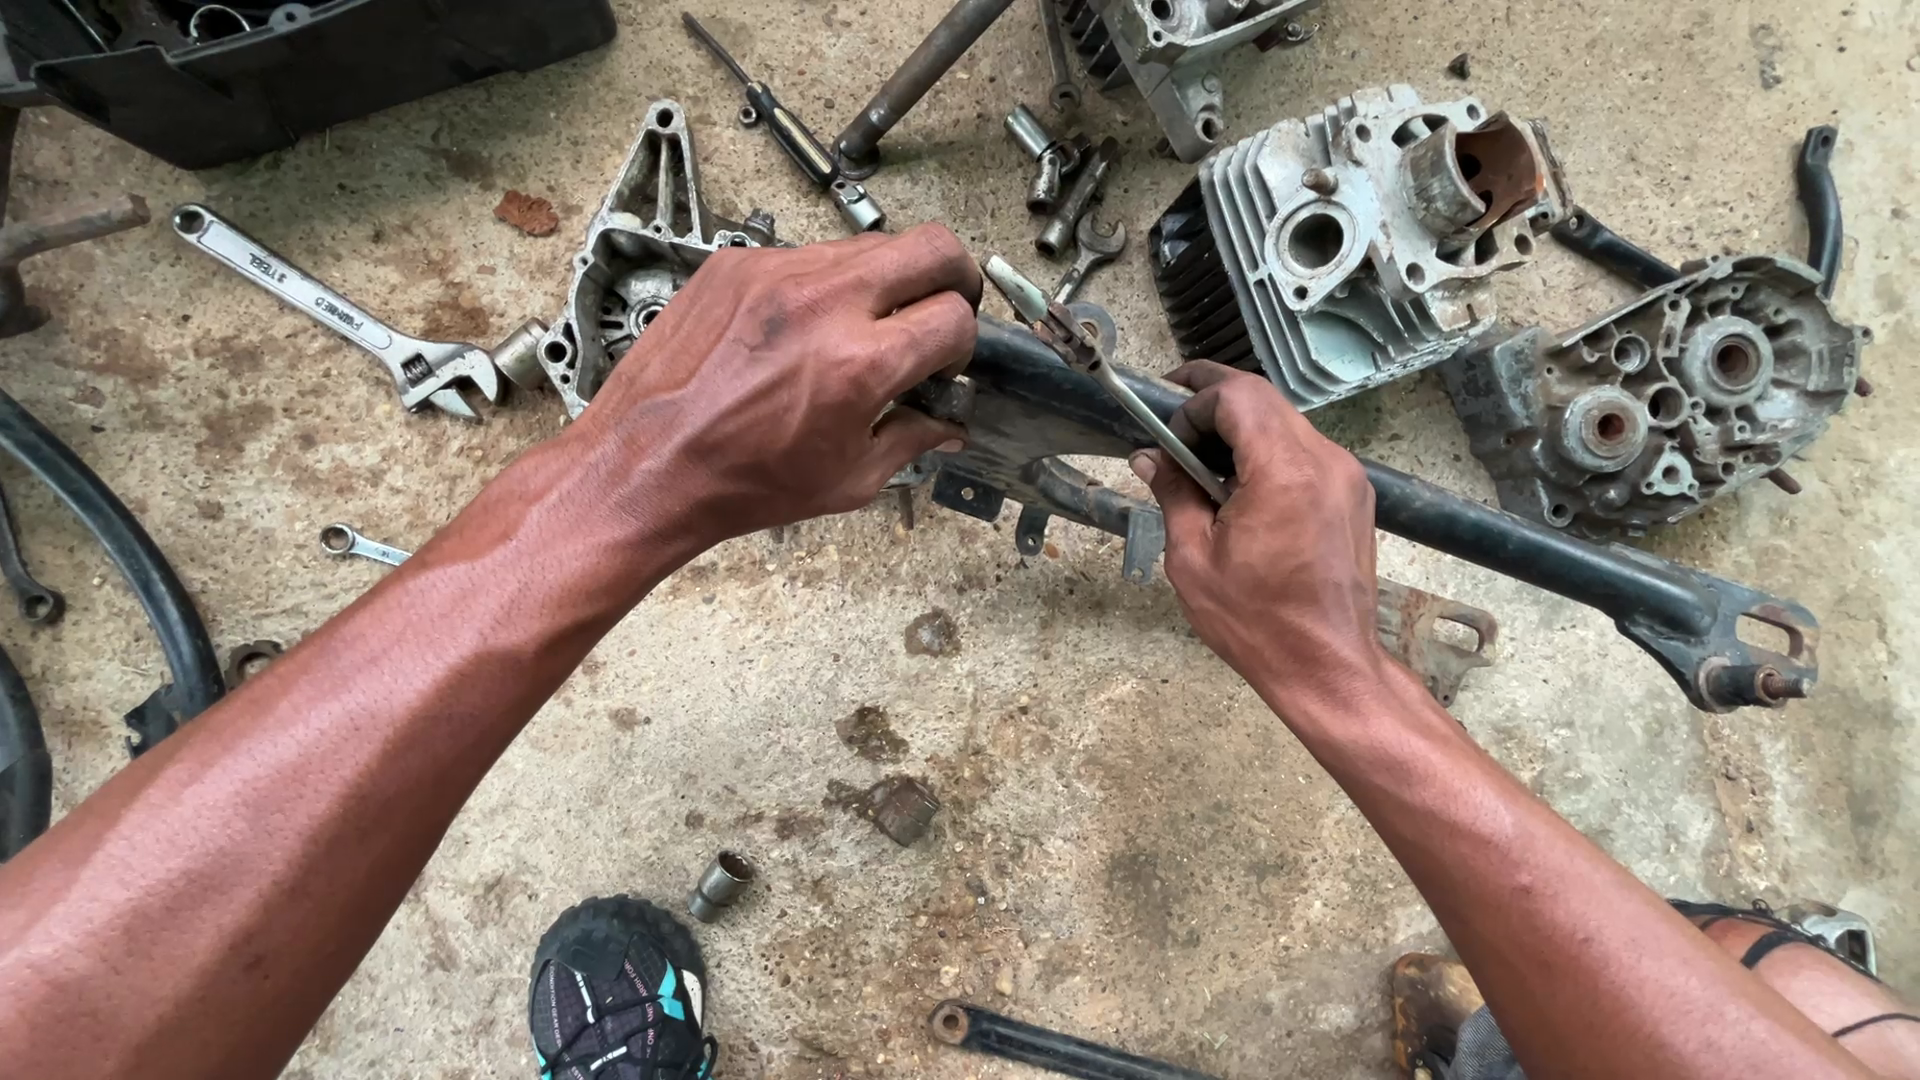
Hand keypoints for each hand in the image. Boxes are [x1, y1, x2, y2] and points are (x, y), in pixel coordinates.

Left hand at [573, 225, 979, 543]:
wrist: (652, 461)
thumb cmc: (743, 480)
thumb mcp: (849, 479)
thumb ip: (913, 439)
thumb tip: (948, 423)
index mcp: (860, 365)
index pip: (954, 317)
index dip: (962, 344)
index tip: (946, 362)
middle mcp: (824, 304)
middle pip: (933, 248)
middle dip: (955, 279)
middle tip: (941, 311)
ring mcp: (778, 273)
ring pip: (874, 246)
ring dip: (890, 283)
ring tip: (867, 327)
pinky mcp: (740, 263)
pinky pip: (811, 256)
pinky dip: (829, 286)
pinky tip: (808, 328)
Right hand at [1129, 362, 1387, 711]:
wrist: (1327, 664)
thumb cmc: (1253, 620)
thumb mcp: (1192, 559)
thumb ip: (1173, 494)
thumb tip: (1148, 456)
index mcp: (1283, 473)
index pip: (1238, 396)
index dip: (1193, 401)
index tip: (1165, 435)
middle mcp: (1324, 461)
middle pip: (1263, 398)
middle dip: (1212, 400)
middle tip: (1171, 421)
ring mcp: (1346, 475)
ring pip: (1284, 419)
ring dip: (1238, 426)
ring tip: (1200, 460)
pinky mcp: (1353, 493)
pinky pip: (1302, 448)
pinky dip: (1264, 449)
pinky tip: (1237, 484)